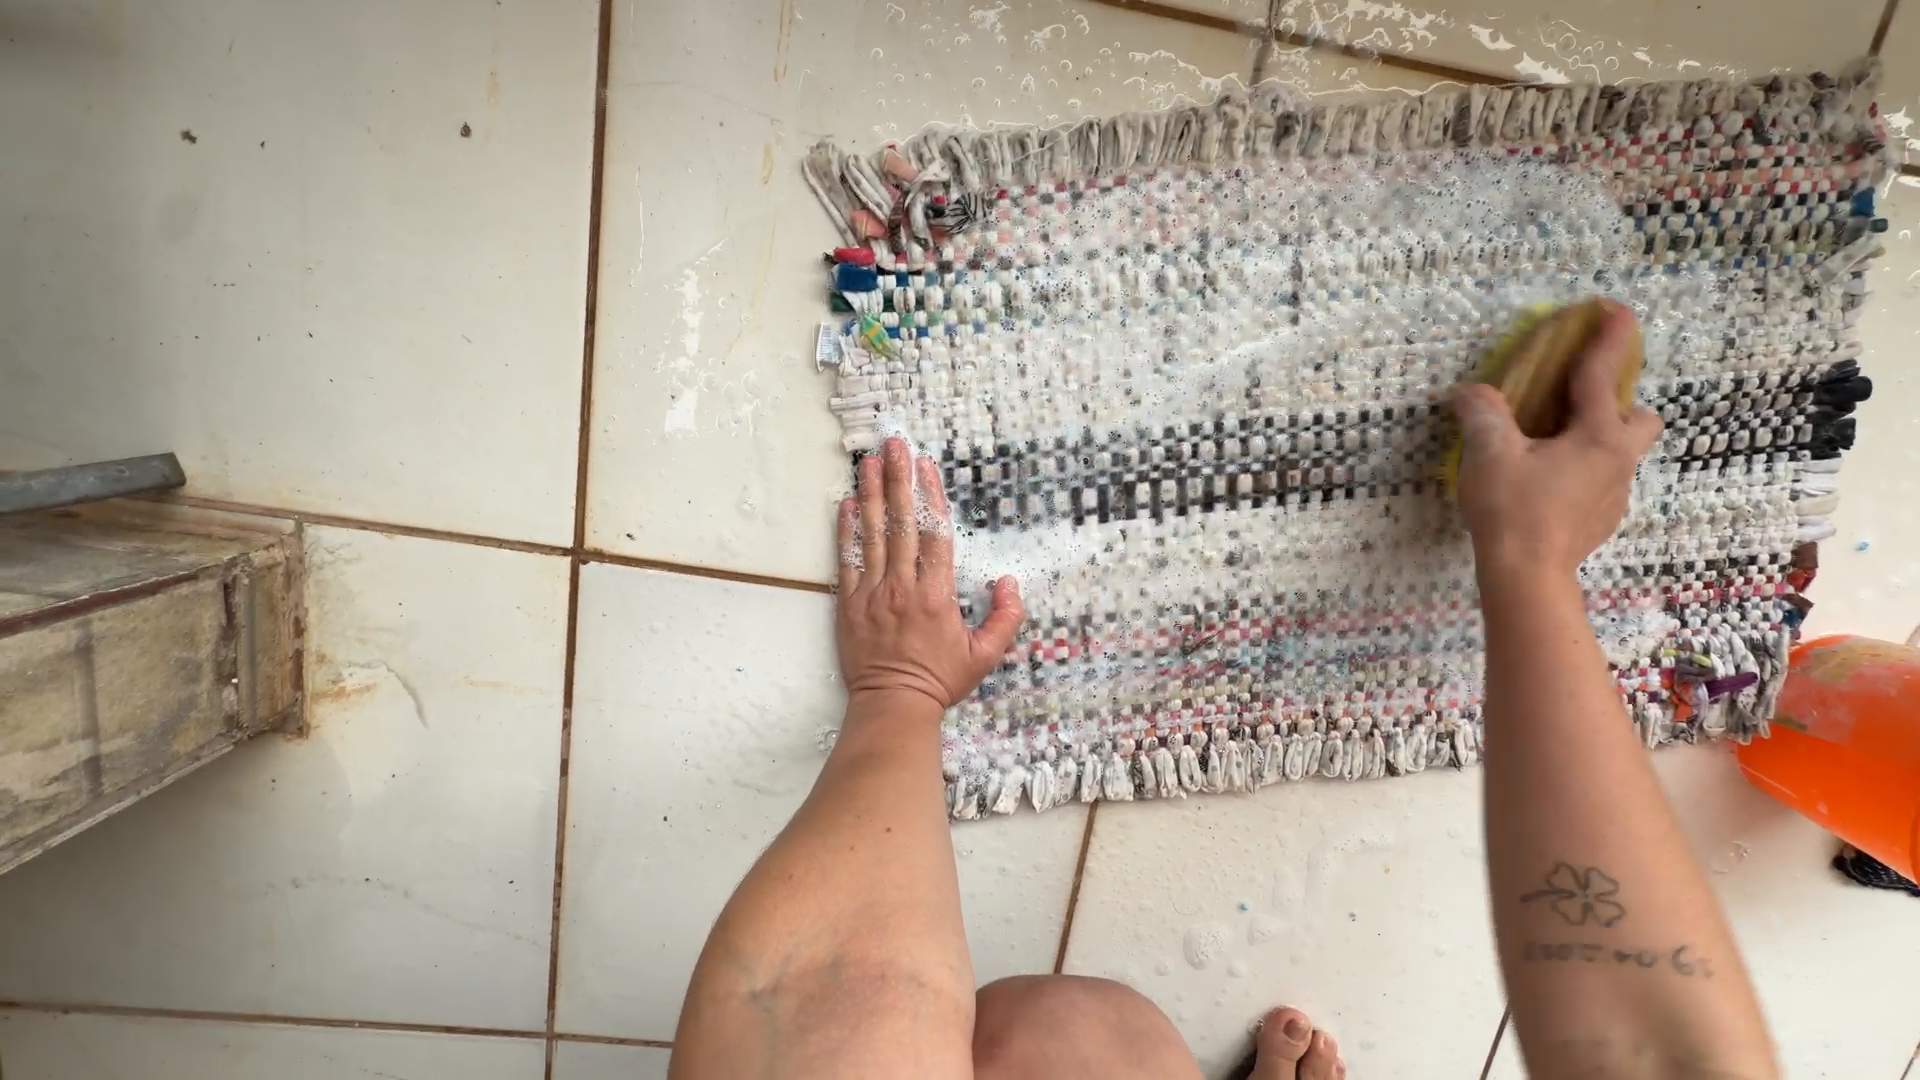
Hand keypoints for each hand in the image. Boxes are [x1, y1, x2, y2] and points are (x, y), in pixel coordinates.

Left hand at [836, 437, 1024, 715]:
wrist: (893, 704)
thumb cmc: (940, 680)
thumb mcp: (986, 655)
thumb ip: (1006, 618)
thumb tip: (1010, 582)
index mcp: (937, 594)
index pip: (934, 534)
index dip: (930, 497)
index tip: (925, 466)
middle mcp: (902, 586)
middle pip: (901, 524)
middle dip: (897, 481)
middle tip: (894, 446)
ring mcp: (872, 593)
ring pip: (872, 535)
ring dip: (869, 496)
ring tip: (867, 463)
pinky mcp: (849, 604)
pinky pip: (847, 561)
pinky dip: (846, 532)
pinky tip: (845, 505)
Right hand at [1450, 301, 1663, 580]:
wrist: (1527, 574)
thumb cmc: (1513, 509)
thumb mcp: (1488, 455)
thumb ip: (1482, 414)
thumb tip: (1468, 390)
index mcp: (1596, 436)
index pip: (1602, 377)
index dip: (1608, 339)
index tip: (1613, 308)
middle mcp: (1617, 460)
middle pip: (1639, 420)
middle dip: (1617, 405)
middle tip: (1572, 408)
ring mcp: (1614, 493)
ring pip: (1618, 453)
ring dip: (1593, 441)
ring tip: (1546, 452)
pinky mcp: (1601, 519)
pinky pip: (1598, 482)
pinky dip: (1578, 472)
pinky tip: (1543, 488)